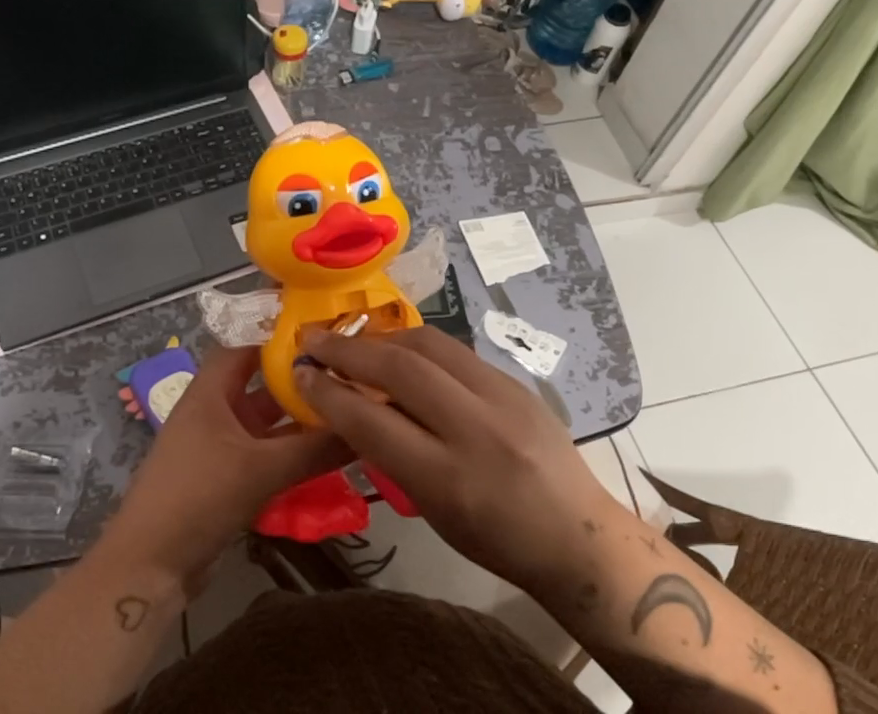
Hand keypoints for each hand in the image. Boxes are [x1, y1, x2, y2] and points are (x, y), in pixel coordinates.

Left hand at [108, 346, 350, 578]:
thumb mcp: (261, 469)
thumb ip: (315, 448)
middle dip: (298, 380)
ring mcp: (218, 445)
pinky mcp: (225, 477)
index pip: (245, 345)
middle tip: (347, 374)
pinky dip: (291, 452)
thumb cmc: (199, 497)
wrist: (151, 565)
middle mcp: (213, 411)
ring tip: (346, 411)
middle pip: (259, 383)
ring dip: (298, 419)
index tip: (324, 333)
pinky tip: (327, 455)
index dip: (279, 336)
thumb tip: (368, 426)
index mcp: (210, 393)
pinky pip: (264, 453)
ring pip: (265, 422)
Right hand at [297, 327, 620, 597]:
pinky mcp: (516, 381)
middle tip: (313, 340)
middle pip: (400, 367)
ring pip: (430, 344)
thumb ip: (392, 455)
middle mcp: (476, 428)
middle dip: (348, 349)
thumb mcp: (433, 510)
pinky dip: (417, 346)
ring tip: (354, 340)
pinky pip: (456, 352)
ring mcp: (502, 397)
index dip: (328, 393)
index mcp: (449, 477)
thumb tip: (352, 405)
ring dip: (382, 337)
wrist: (576, 535)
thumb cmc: (496, 540)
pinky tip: (399, 352)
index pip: (372, 420)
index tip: (301, 375)